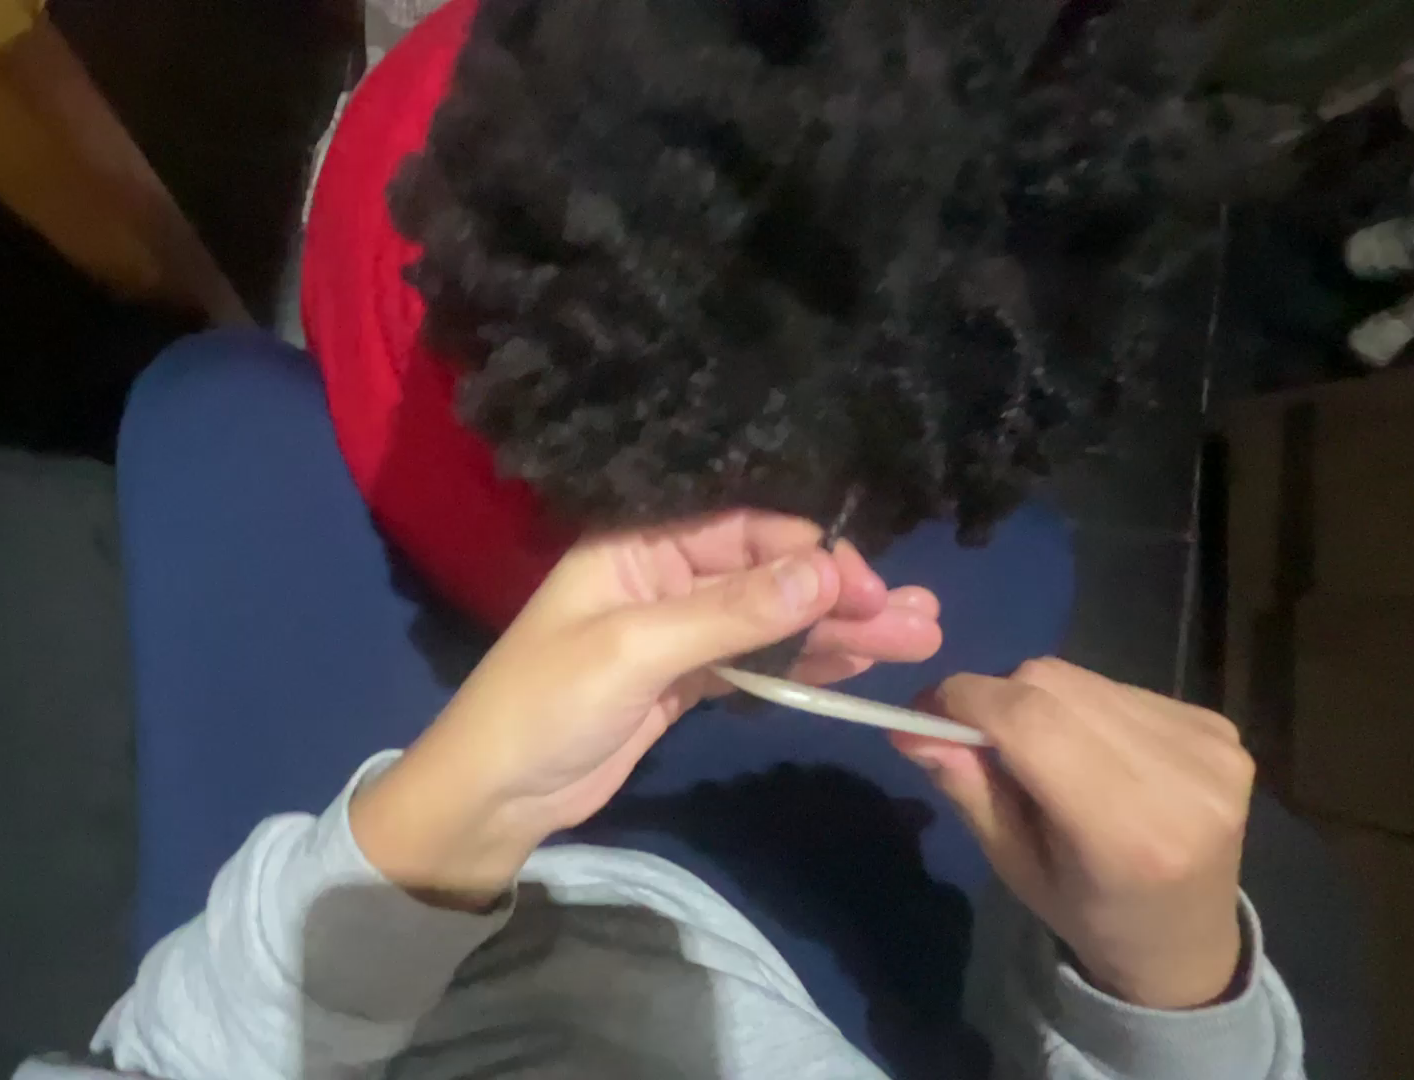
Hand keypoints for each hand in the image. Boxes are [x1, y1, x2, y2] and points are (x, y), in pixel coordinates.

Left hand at [352, 511, 940, 906]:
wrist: (497, 793)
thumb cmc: (549, 704)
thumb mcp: (637, 648)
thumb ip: (731, 612)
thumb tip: (825, 572)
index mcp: (632, 548)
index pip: (735, 530)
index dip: (805, 553)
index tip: (867, 586)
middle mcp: (656, 579)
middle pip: (760, 575)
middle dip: (835, 594)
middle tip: (916, 618)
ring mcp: (672, 634)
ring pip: (764, 621)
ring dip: (832, 631)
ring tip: (913, 640)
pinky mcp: (680, 682)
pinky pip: (750, 662)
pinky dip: (798, 664)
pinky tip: (852, 667)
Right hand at [894, 659, 1254, 1009]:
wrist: (1188, 938)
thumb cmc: (1082, 906)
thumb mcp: (1007, 860)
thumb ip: (963, 786)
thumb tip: (907, 728)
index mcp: (1127, 834)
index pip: (1029, 722)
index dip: (964, 699)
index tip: (924, 710)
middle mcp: (1181, 782)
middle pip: (1047, 684)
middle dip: (992, 697)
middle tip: (971, 731)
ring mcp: (1209, 750)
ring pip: (1074, 676)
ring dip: (1032, 698)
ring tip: (1036, 744)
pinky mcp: (1221, 729)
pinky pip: (1109, 683)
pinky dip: (1075, 703)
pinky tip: (1085, 744)